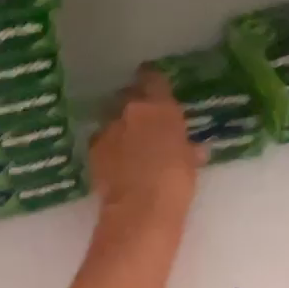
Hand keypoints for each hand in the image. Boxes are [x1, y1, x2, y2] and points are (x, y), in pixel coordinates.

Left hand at [89, 67, 201, 232]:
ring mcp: (108, 129)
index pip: (153, 78)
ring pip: (112, 118)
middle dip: (135, 103)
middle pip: (128, 95)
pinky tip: (117, 161)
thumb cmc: (176, 183)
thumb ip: (189, 149)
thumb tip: (195, 149)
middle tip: (145, 120)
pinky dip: (109, 147)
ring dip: (120, 126)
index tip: (156, 88)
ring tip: (129, 143)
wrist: (140, 209)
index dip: (154, 82)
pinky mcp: (93, 150)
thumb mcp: (190, 163)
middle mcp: (130, 110)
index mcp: (159, 106)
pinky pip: (102, 140)